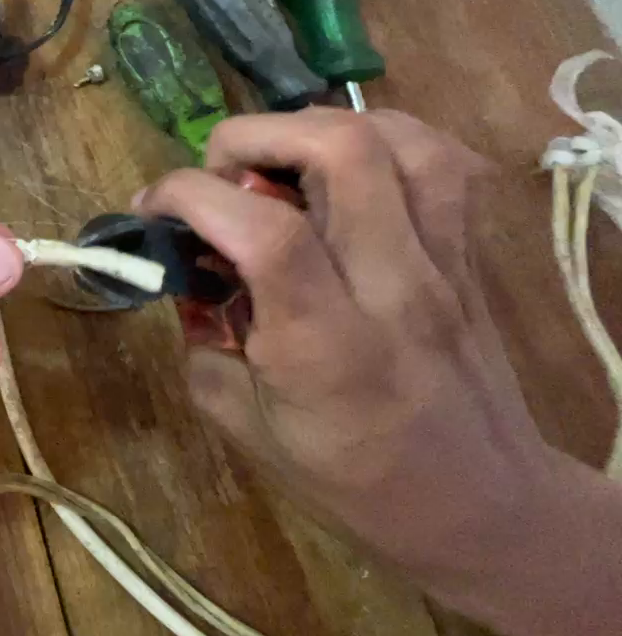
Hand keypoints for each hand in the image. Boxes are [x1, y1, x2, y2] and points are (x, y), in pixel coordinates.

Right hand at [138, 109, 560, 586]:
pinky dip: (377, 136)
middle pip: (341, 152)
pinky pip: (439, 160)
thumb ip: (196, 332)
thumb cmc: (346, 474)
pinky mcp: (468, 253)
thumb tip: (181, 271)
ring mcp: (443, 262)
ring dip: (312, 127)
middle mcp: (393, 286)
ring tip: (270, 164)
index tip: (151, 209)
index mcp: (326, 343)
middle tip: (216, 179)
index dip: (188, 195)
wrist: (483, 508)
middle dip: (249, 138)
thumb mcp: (235, 414)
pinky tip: (334, 164)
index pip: (264, 229)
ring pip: (397, 140)